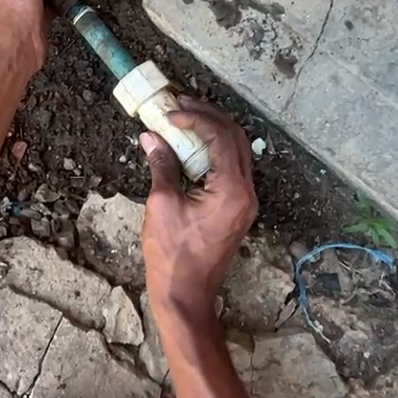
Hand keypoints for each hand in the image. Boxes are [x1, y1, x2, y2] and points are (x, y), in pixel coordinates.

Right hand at [139, 97, 258, 326]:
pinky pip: (230, 166)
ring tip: (182, 116)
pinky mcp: (236, 207)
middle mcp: (246, 192)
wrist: (186, 295)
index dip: (196, 117)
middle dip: (208, 115)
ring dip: (211, 129)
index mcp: (232, 190)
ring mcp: (244, 201)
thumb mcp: (162, 205)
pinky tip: (188, 143)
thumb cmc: (172, 255)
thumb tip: (151, 136)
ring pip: (235, 149)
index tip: (169, 112)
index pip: (220, 137)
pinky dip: (211, 148)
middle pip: (235, 137)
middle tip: (179, 102)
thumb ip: (162, 165)